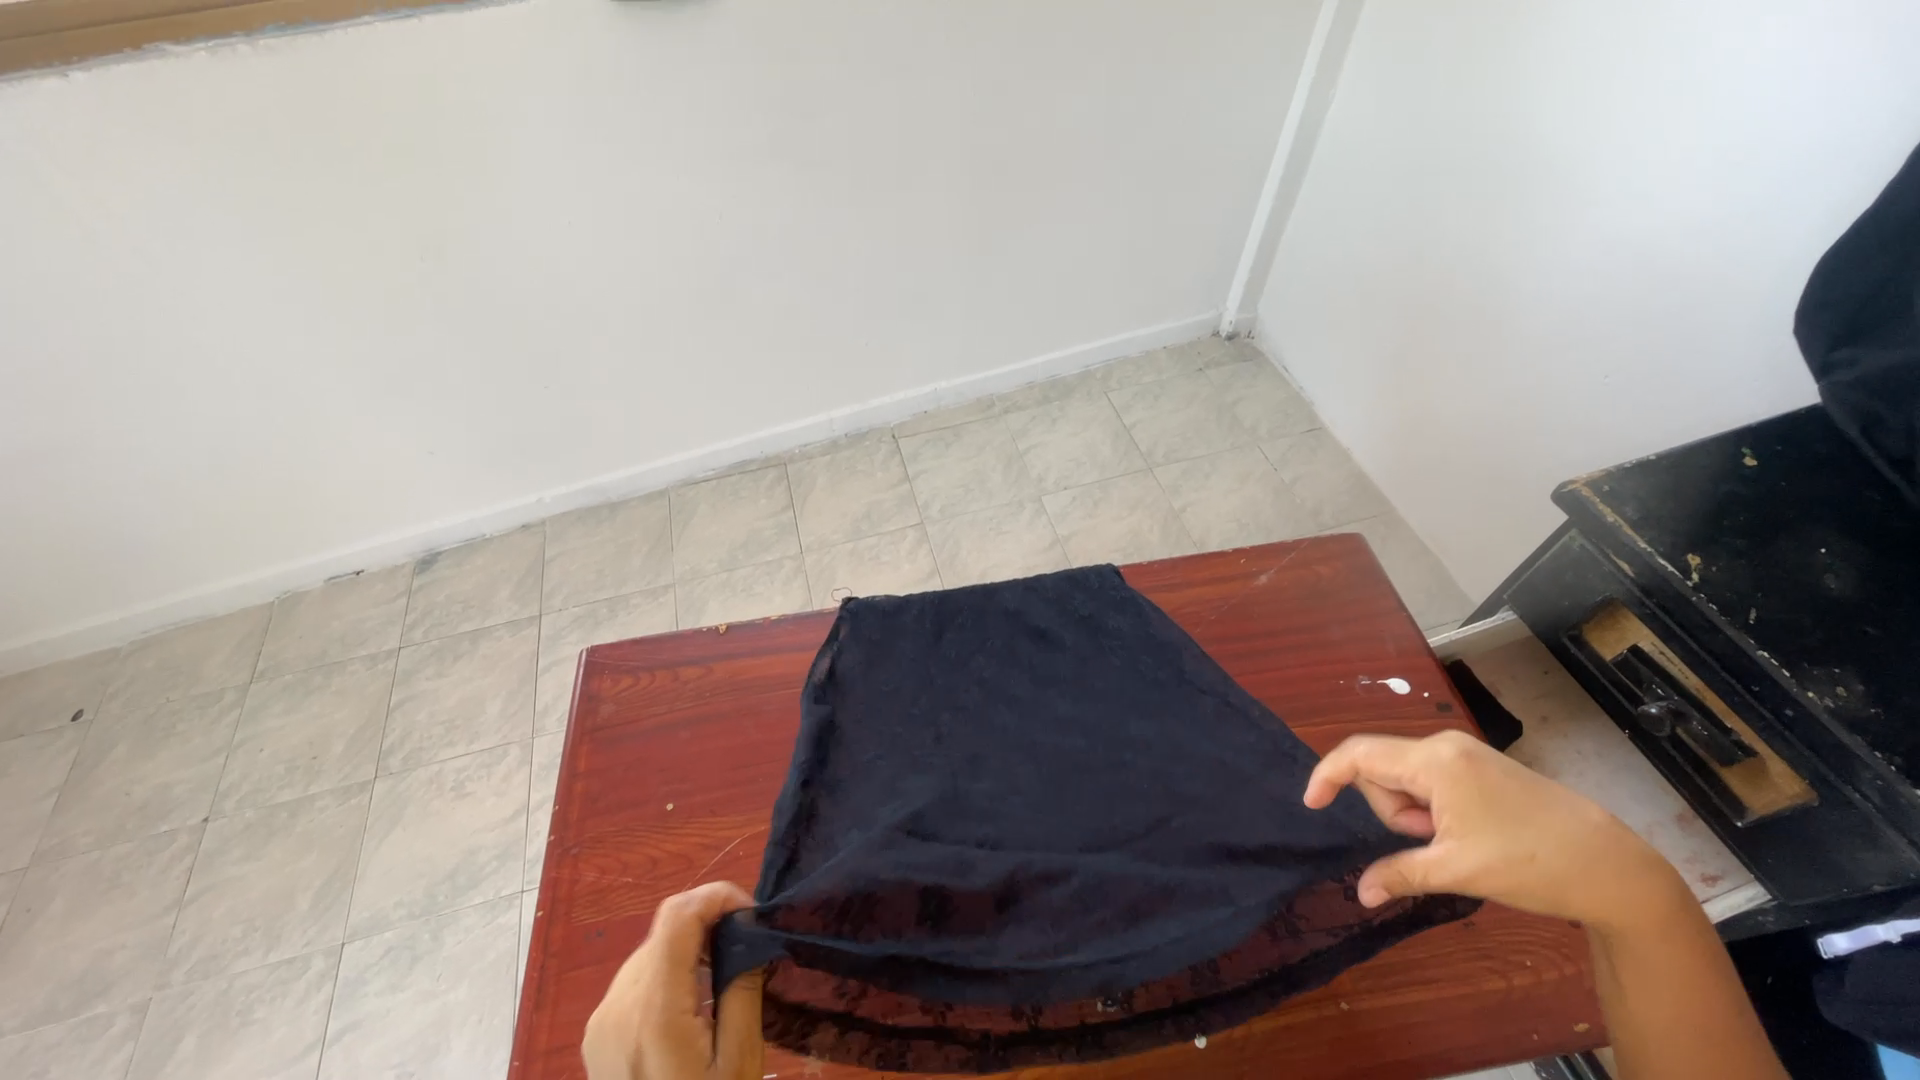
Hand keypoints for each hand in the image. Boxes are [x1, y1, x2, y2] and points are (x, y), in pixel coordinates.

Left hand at [582, 882, 764, 1079]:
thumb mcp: (739, 1061)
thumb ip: (742, 989)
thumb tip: (748, 935)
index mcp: (653, 1014)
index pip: (677, 917)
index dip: (716, 896)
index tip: (752, 913)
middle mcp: (617, 1007)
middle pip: (665, 931)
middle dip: (709, 923)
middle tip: (749, 945)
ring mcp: (600, 1021)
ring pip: (651, 951)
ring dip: (689, 947)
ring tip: (724, 975)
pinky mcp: (596, 1034)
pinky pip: (637, 979)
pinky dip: (669, 972)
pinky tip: (694, 1002)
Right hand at [1303, 730, 1684, 930]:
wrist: (1612, 867)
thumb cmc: (1529, 863)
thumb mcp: (1456, 872)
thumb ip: (1399, 874)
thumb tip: (1360, 893)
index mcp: (1433, 761)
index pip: (1358, 754)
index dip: (1327, 775)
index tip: (1312, 805)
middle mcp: (1444, 746)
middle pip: (1382, 769)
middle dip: (1392, 811)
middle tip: (1431, 844)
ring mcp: (1465, 754)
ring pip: (1406, 777)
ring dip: (1414, 814)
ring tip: (1455, 843)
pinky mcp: (1481, 767)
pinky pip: (1432, 780)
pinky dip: (1432, 808)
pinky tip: (1464, 834)